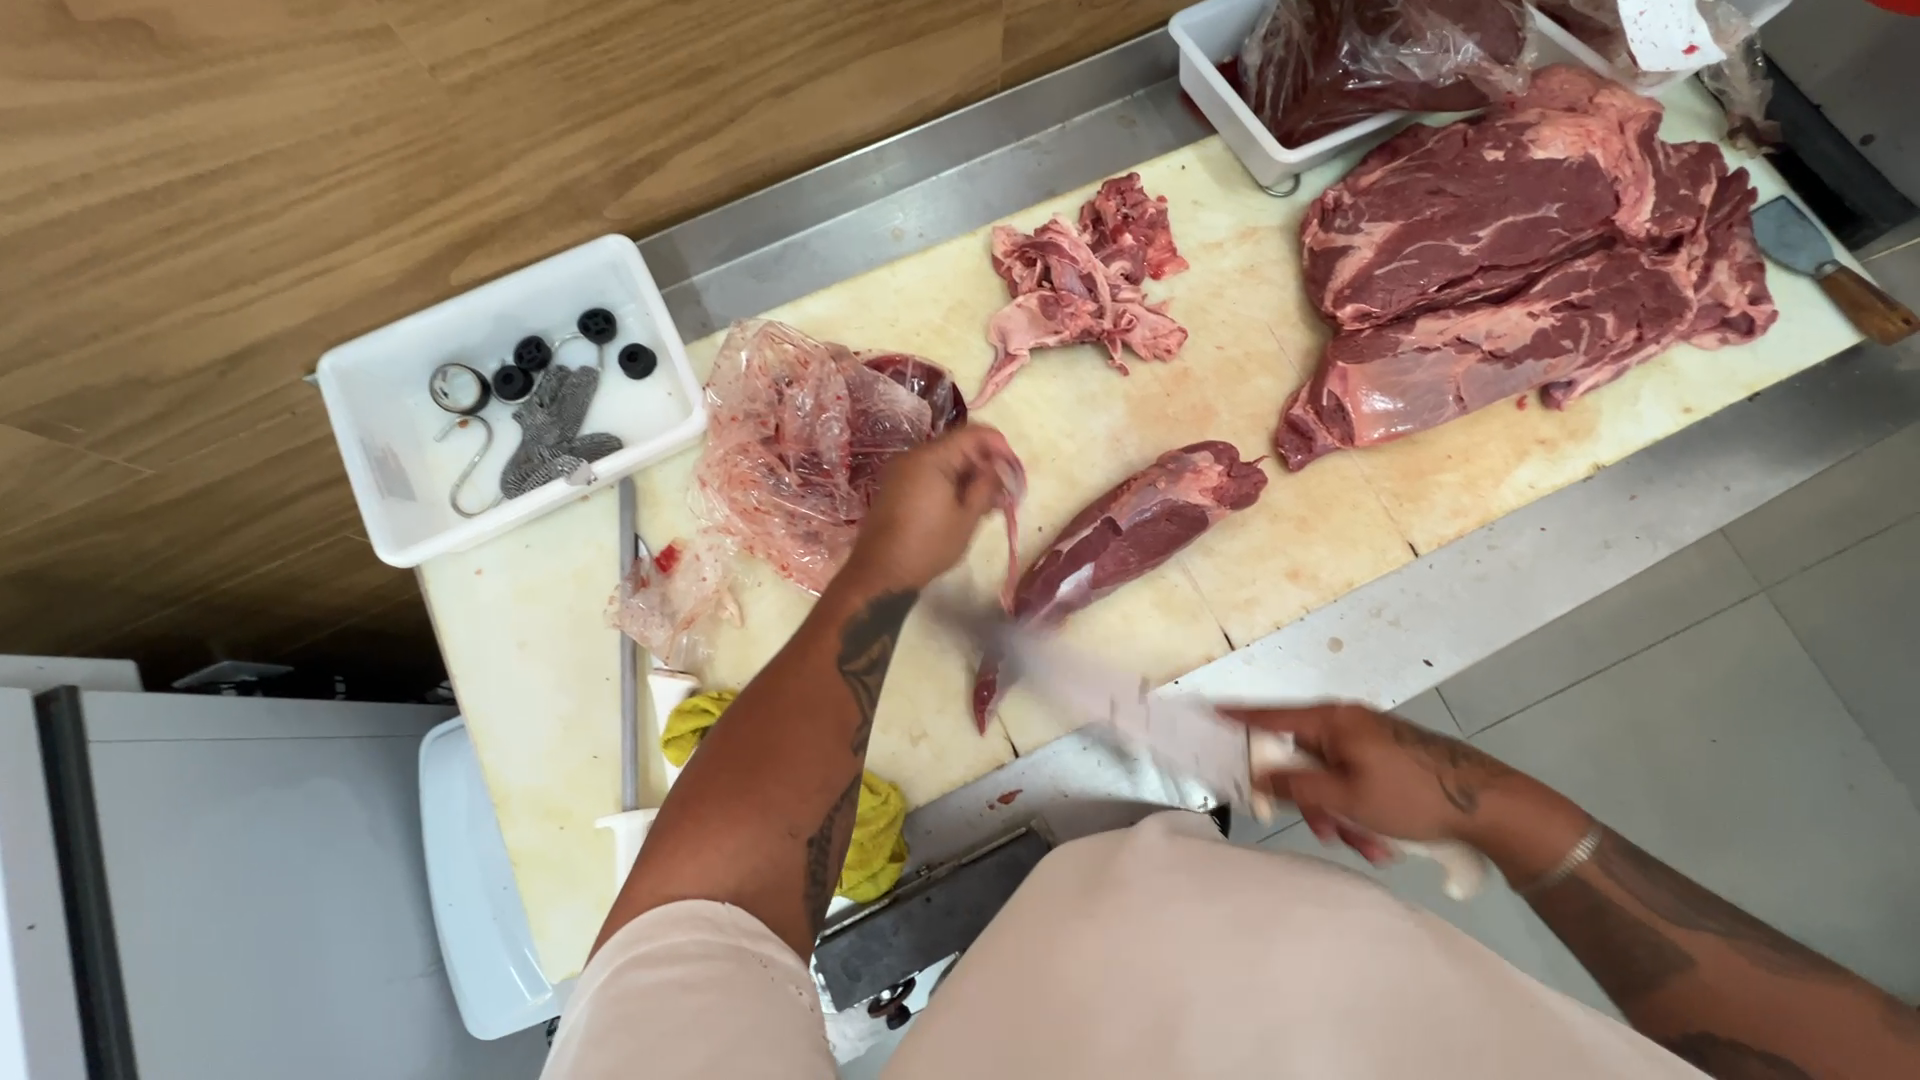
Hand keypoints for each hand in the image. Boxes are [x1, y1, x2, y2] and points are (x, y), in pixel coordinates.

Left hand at [843, 424, 1020, 592]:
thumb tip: (999, 468)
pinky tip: (966, 505)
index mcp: (930, 458)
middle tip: (1005, 489)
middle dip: (985, 464)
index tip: (1013, 468)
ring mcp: (901, 471)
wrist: (880, 573)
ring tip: (990, 502)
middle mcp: (913, 456)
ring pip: (945, 462)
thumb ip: (986, 486)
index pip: (972, 434)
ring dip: (969, 476)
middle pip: (958, 446)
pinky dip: (951, 483)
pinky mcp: (896, 487)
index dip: (998, 446)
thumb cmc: (927, 546)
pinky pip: (930, 474)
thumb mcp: (966, 518)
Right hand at [1222, 703, 1551, 860]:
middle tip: (1323, 831)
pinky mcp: (1389, 759)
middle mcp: (1347, 724)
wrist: (1492, 806)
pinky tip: (1382, 841)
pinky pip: (1356, 783)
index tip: (1209, 713)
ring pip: (1331, 777)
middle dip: (1309, 800)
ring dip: (1339, 814)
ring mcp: (1370, 741)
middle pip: (1302, 757)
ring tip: (1368, 847)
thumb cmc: (1411, 796)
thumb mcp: (1345, 797)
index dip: (1238, 718)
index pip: (1270, 715)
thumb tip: (1258, 775)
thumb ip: (1293, 786)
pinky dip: (1360, 811)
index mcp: (1332, 721)